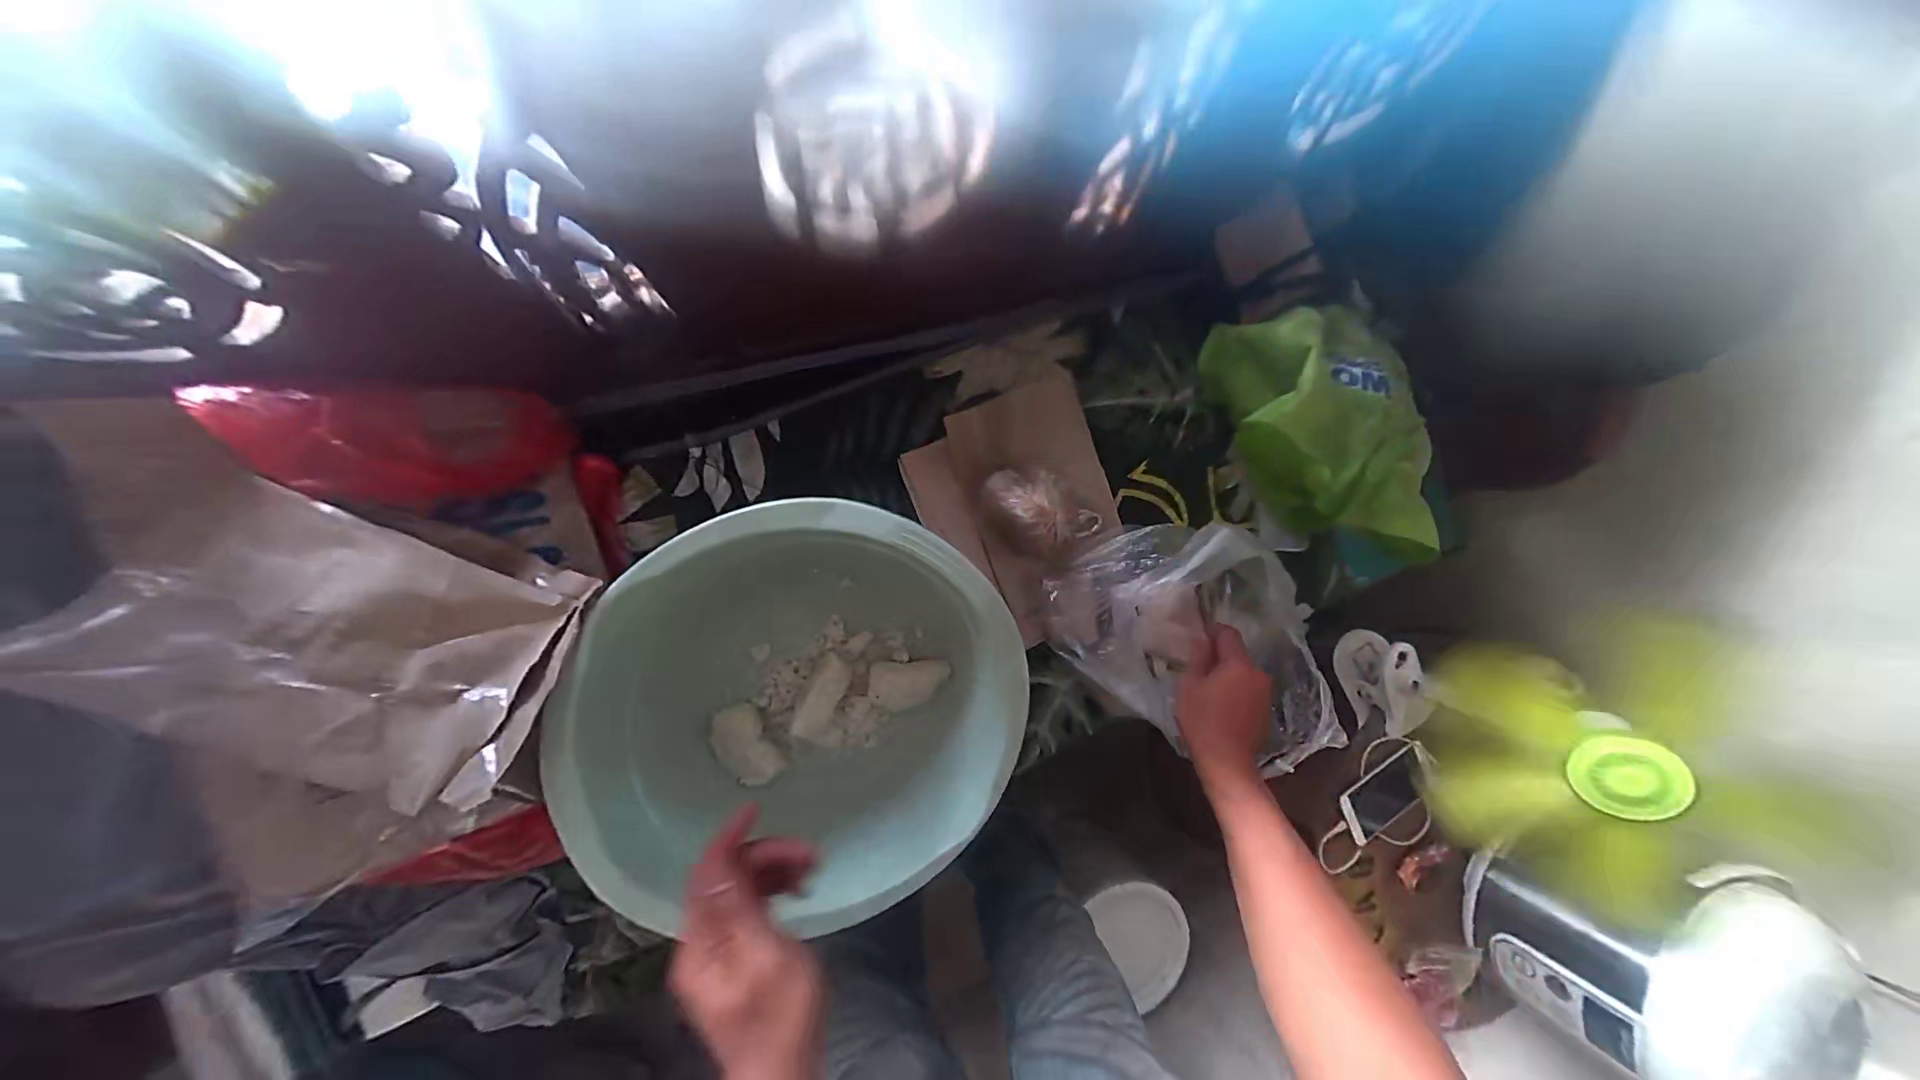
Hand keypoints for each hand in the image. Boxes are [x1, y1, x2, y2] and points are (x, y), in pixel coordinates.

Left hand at [669, 804, 823, 1079]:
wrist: (783, 1071)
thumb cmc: (782, 1017)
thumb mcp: (766, 957)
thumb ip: (740, 907)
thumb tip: (720, 859)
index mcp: (702, 943)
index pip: (707, 873)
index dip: (729, 837)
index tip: (754, 808)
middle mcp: (702, 941)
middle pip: (727, 877)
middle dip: (766, 856)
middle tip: (809, 855)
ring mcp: (718, 949)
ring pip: (740, 887)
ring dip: (773, 870)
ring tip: (810, 870)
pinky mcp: (736, 954)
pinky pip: (749, 905)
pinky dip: (772, 889)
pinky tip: (797, 890)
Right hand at [1176, 624, 1273, 793]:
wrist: (1227, 762)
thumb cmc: (1203, 720)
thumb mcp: (1190, 685)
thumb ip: (1198, 657)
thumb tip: (1202, 638)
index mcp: (1239, 664)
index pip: (1228, 634)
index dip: (1212, 631)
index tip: (1197, 641)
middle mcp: (1258, 674)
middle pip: (1237, 654)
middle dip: (1219, 657)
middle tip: (1197, 670)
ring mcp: (1265, 693)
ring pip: (1243, 673)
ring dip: (1228, 675)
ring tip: (1208, 690)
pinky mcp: (1266, 711)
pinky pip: (1249, 690)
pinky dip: (1236, 691)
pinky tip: (1221, 707)